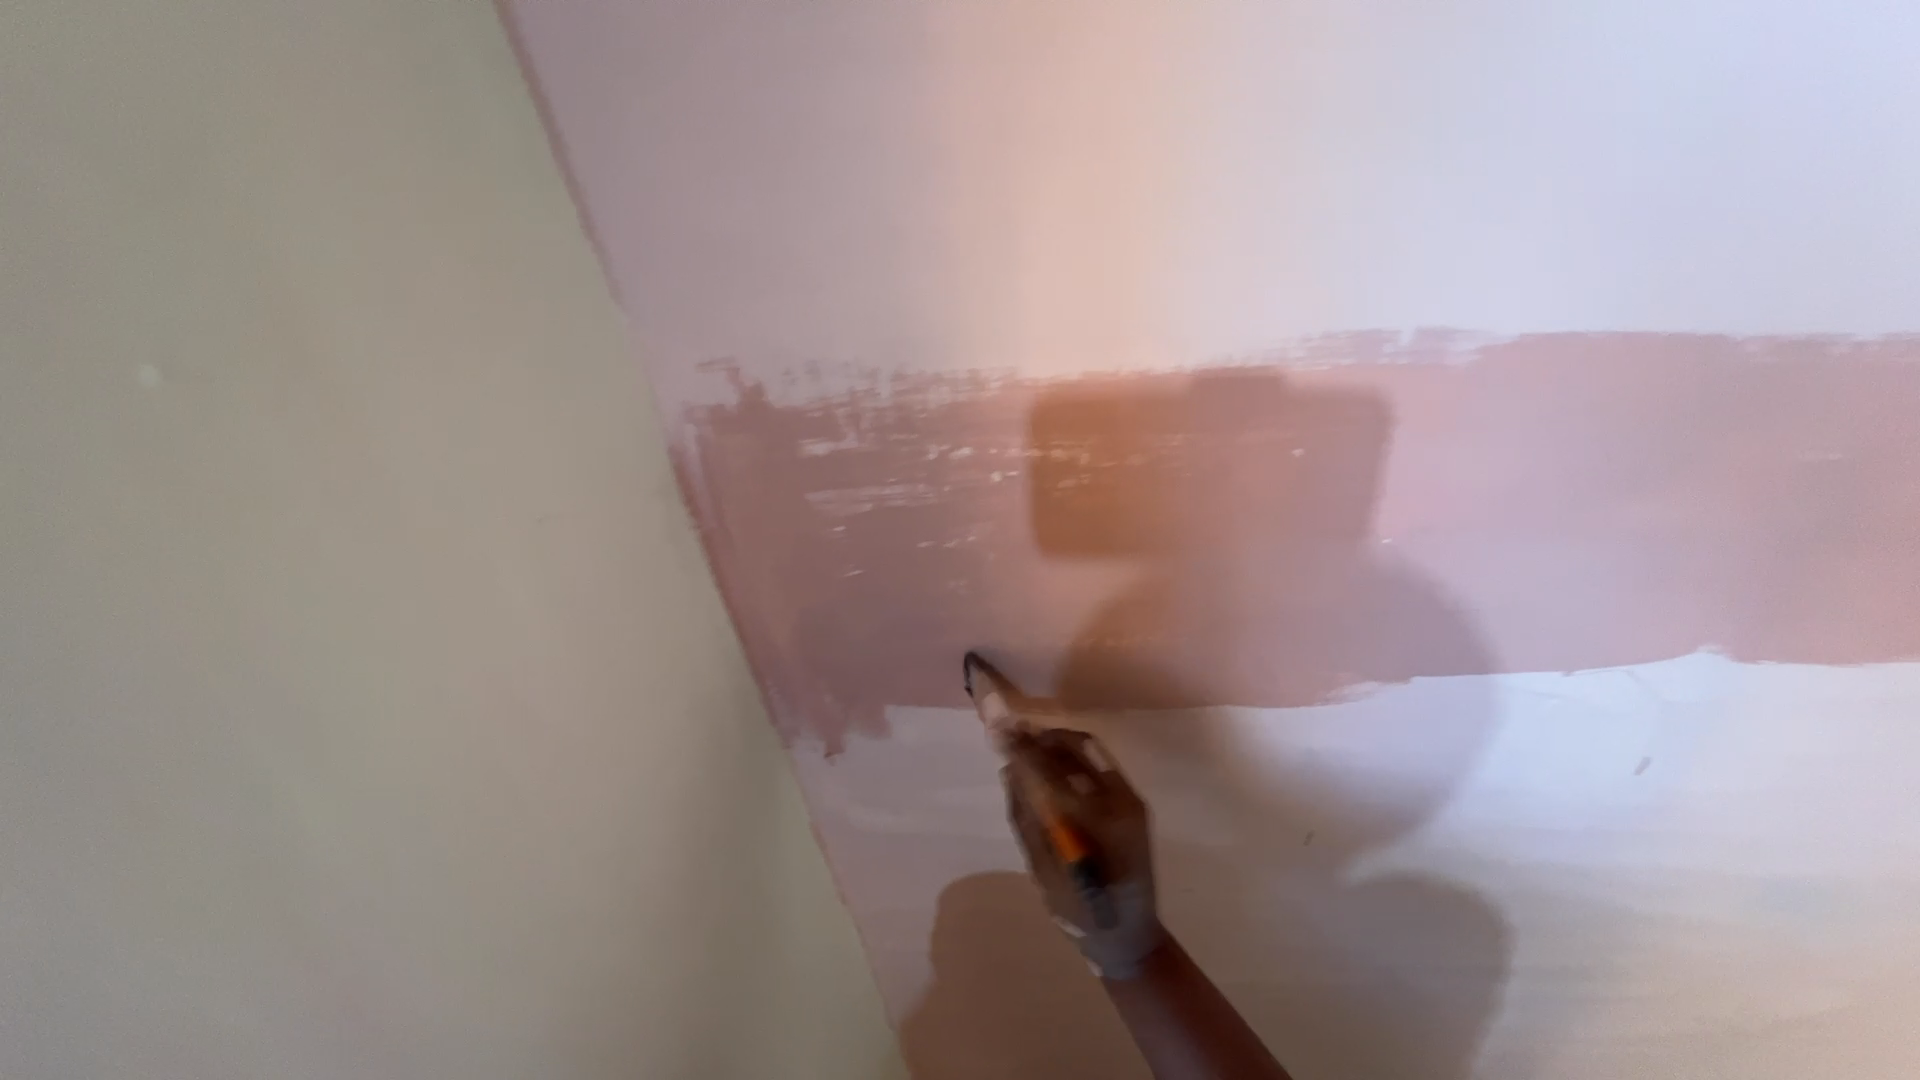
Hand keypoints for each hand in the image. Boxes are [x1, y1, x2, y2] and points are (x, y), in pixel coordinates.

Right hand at [1003, 727, 1164, 978]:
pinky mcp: (1133, 801)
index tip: (1000, 734)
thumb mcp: (1044, 873)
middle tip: (1011, 730)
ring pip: (1090, 750)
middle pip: (1076, 749)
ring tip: (1027, 738)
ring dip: (1056, 741)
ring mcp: (1131, 799)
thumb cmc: (1083, 915)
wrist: (1132, 936)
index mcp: (1099, 824)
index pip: (1053, 774)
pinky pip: (1099, 764)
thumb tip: (1009, 772)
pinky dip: (1072, 755)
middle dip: (1040, 737)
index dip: (1024, 751)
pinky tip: (1051, 758)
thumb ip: (1026, 820)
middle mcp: (1121, 802)